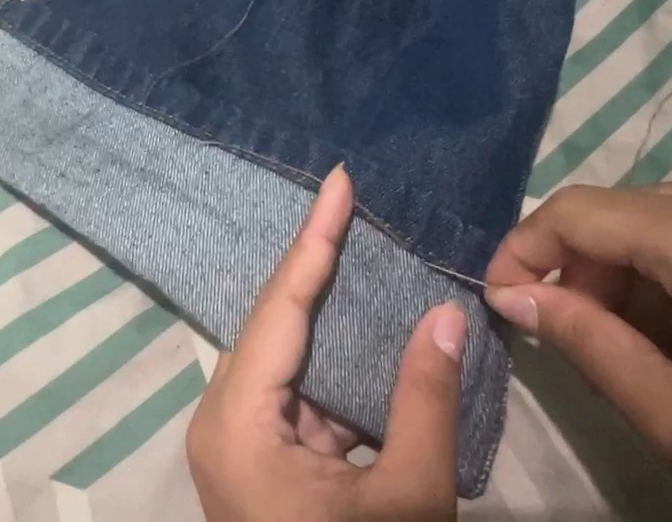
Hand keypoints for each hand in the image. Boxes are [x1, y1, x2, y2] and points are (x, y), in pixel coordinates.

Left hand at [186, 165, 467, 520]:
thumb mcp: (405, 501)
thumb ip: (425, 404)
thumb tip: (445, 316)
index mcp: (238, 419)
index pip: (282, 306)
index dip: (315, 239)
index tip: (337, 181)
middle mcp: (225, 416)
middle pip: (277, 321)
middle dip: (318, 262)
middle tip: (351, 202)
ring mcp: (241, 439)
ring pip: (289, 355)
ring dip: (328, 310)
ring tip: (360, 244)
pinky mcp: (263, 459)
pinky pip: (300, 391)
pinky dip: (337, 364)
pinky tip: (367, 329)